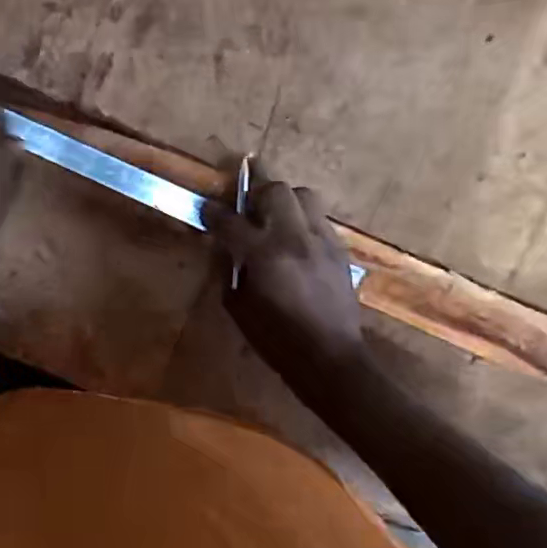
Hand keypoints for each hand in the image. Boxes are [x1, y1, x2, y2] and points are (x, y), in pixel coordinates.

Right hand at [206, 166, 365, 373]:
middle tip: (247, 211)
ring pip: (303, 195)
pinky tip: (295, 242)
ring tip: (275, 221)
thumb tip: (223, 243)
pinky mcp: (339, 249)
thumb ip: (227, 267)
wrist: (330, 357)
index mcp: (264, 254)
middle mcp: (294, 238)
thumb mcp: (237, 307)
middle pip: (275, 190)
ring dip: (284, 202)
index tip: (207, 210)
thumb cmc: (276, 339)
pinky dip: (302, 221)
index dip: (214, 212)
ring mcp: (321, 240)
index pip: (232, 220)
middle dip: (256, 194)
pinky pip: (318, 218)